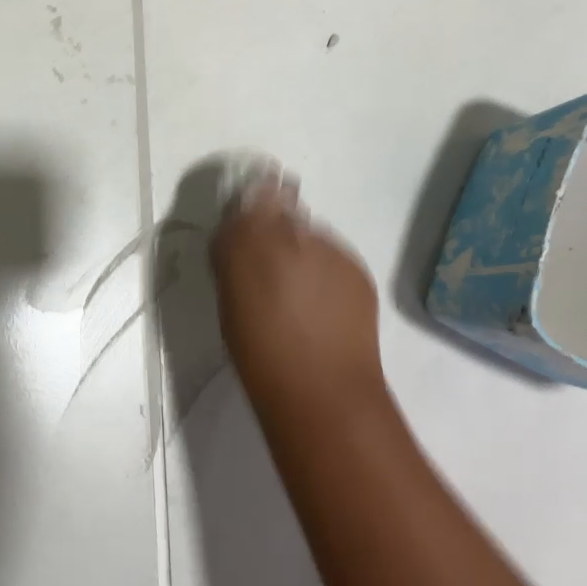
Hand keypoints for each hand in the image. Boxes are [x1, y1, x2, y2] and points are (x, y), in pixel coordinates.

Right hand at [210, 167, 384, 412]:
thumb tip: (236, 229)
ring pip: (307, 230)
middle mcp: (290, 232)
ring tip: (296, 282)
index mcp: (248, 239)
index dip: (245, 204)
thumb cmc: (258, 351)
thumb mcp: (229, 298)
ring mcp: (328, 247)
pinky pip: (332, 253)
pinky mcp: (356, 267)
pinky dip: (322, 265)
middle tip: (266, 252)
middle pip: (280, 203)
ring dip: (299, 243)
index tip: (239, 223)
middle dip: (272, 218)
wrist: (321, 390)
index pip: (247, 195)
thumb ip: (232, 255)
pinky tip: (319, 296)